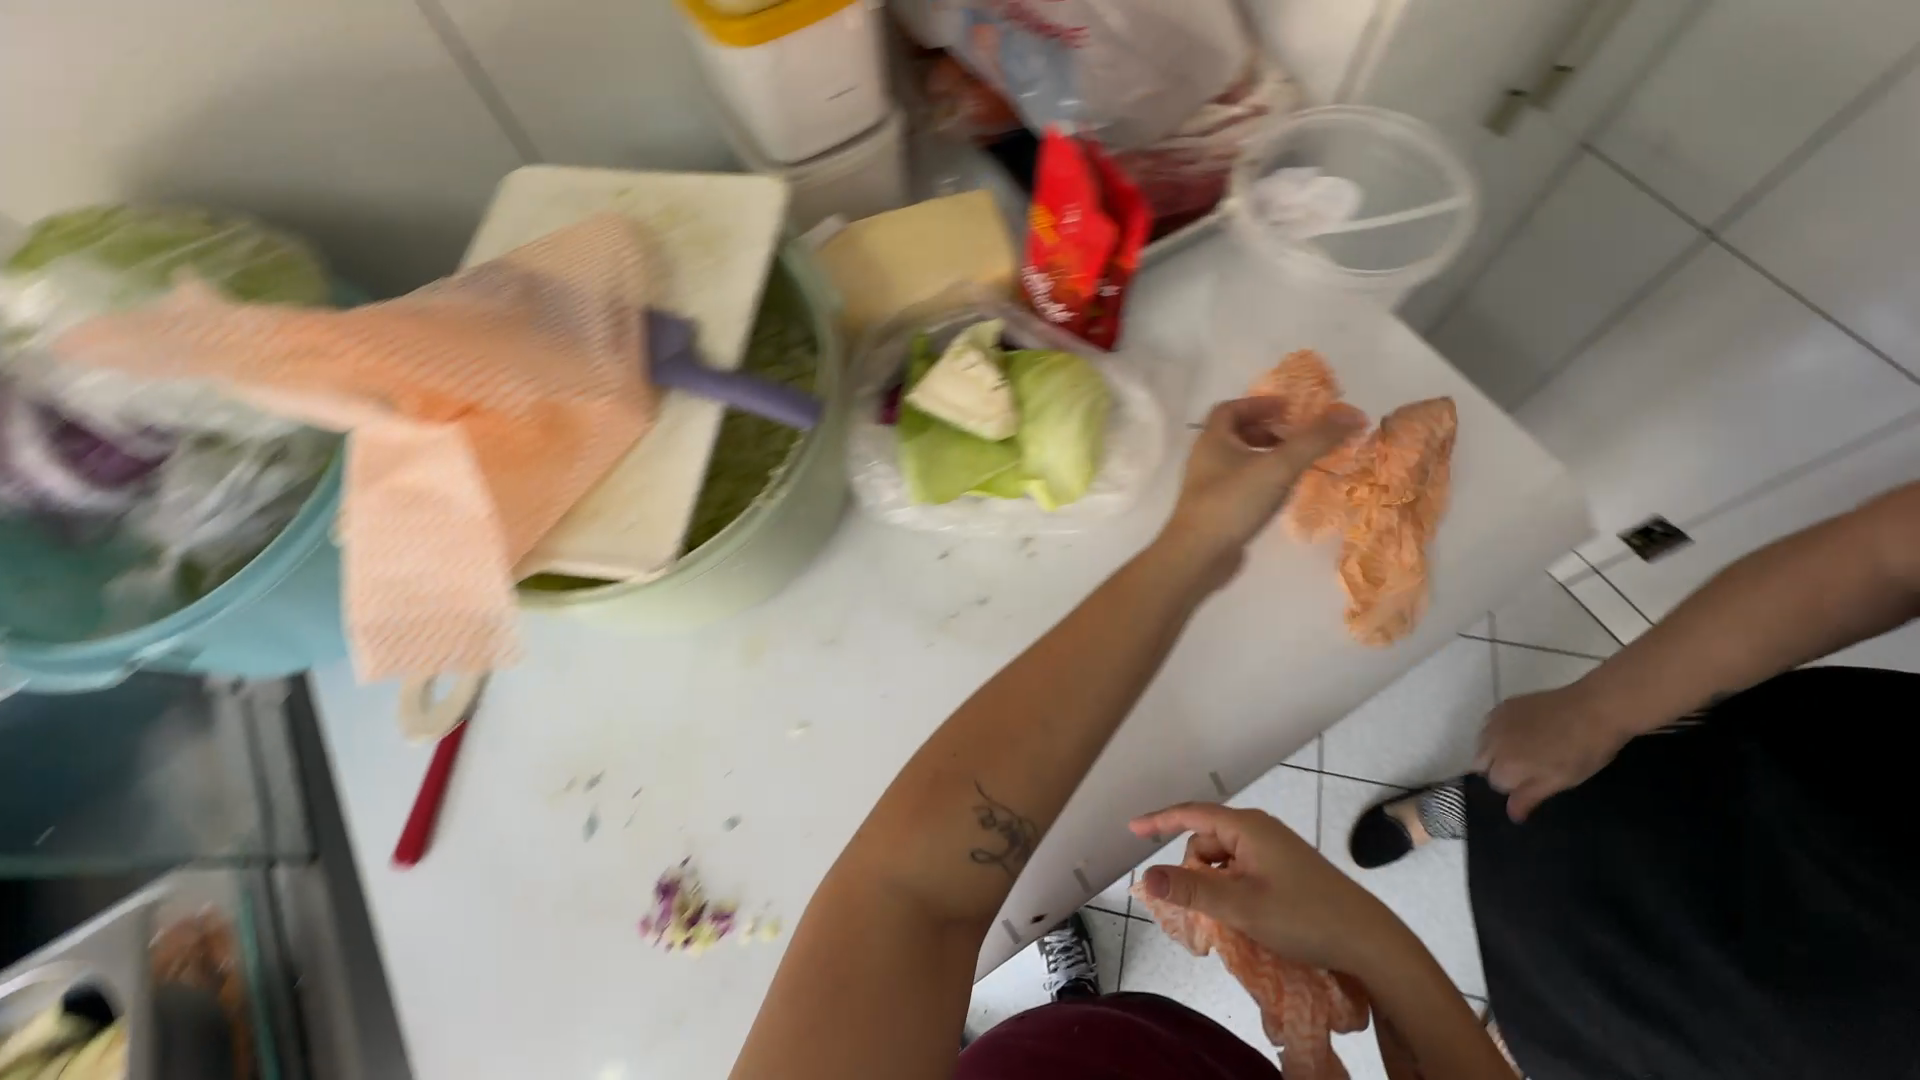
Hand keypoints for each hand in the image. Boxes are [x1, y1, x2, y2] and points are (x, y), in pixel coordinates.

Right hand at [1129, 803, 1402, 976]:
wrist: (1369, 942)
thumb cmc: (1303, 916)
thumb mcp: (1241, 906)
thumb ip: (1191, 890)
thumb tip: (1146, 877)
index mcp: (1247, 827)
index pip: (1191, 814)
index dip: (1159, 821)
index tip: (1132, 829)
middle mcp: (1259, 830)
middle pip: (1206, 841)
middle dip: (1195, 871)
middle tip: (1208, 909)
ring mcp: (1274, 849)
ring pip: (1223, 860)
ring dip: (1215, 885)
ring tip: (1230, 919)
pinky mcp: (1285, 869)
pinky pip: (1242, 871)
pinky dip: (1232, 889)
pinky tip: (1245, 917)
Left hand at [1158, 398, 1366, 584]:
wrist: (1198, 556)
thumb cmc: (1233, 502)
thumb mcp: (1279, 466)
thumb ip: (1315, 440)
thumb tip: (1353, 413)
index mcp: (1212, 439)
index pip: (1230, 408)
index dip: (1260, 404)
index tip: (1289, 409)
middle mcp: (1205, 458)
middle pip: (1235, 433)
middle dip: (1268, 429)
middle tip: (1298, 436)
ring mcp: (1208, 486)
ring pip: (1239, 460)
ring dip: (1266, 455)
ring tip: (1296, 462)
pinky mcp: (1216, 510)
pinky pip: (1240, 485)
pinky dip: (1261, 479)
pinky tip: (1281, 492)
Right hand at [1474, 682, 1632, 821]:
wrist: (1594, 708)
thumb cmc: (1583, 751)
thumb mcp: (1561, 780)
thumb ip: (1530, 797)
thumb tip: (1511, 815)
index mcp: (1506, 766)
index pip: (1496, 784)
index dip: (1515, 787)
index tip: (1536, 782)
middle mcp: (1491, 744)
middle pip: (1481, 763)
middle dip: (1499, 768)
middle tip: (1529, 766)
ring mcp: (1494, 722)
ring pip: (1483, 743)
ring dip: (1496, 750)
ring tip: (1526, 747)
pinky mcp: (1501, 706)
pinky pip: (1490, 725)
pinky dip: (1500, 732)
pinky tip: (1524, 730)